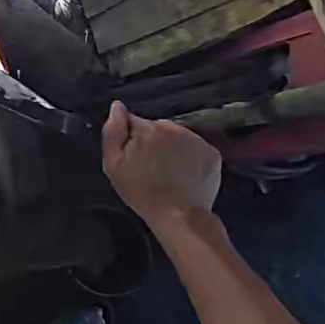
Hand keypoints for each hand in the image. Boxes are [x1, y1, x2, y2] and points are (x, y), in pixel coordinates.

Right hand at [101, 100, 221, 225]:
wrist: (178, 215)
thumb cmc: (142, 193)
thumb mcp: (114, 165)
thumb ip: (113, 132)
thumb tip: (117, 107)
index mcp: (148, 130)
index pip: (134, 121)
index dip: (131, 138)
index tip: (132, 156)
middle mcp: (173, 128)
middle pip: (157, 128)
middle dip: (152, 143)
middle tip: (149, 168)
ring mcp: (195, 140)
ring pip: (178, 137)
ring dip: (172, 149)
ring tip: (167, 174)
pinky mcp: (211, 153)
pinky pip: (196, 149)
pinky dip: (190, 158)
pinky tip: (183, 176)